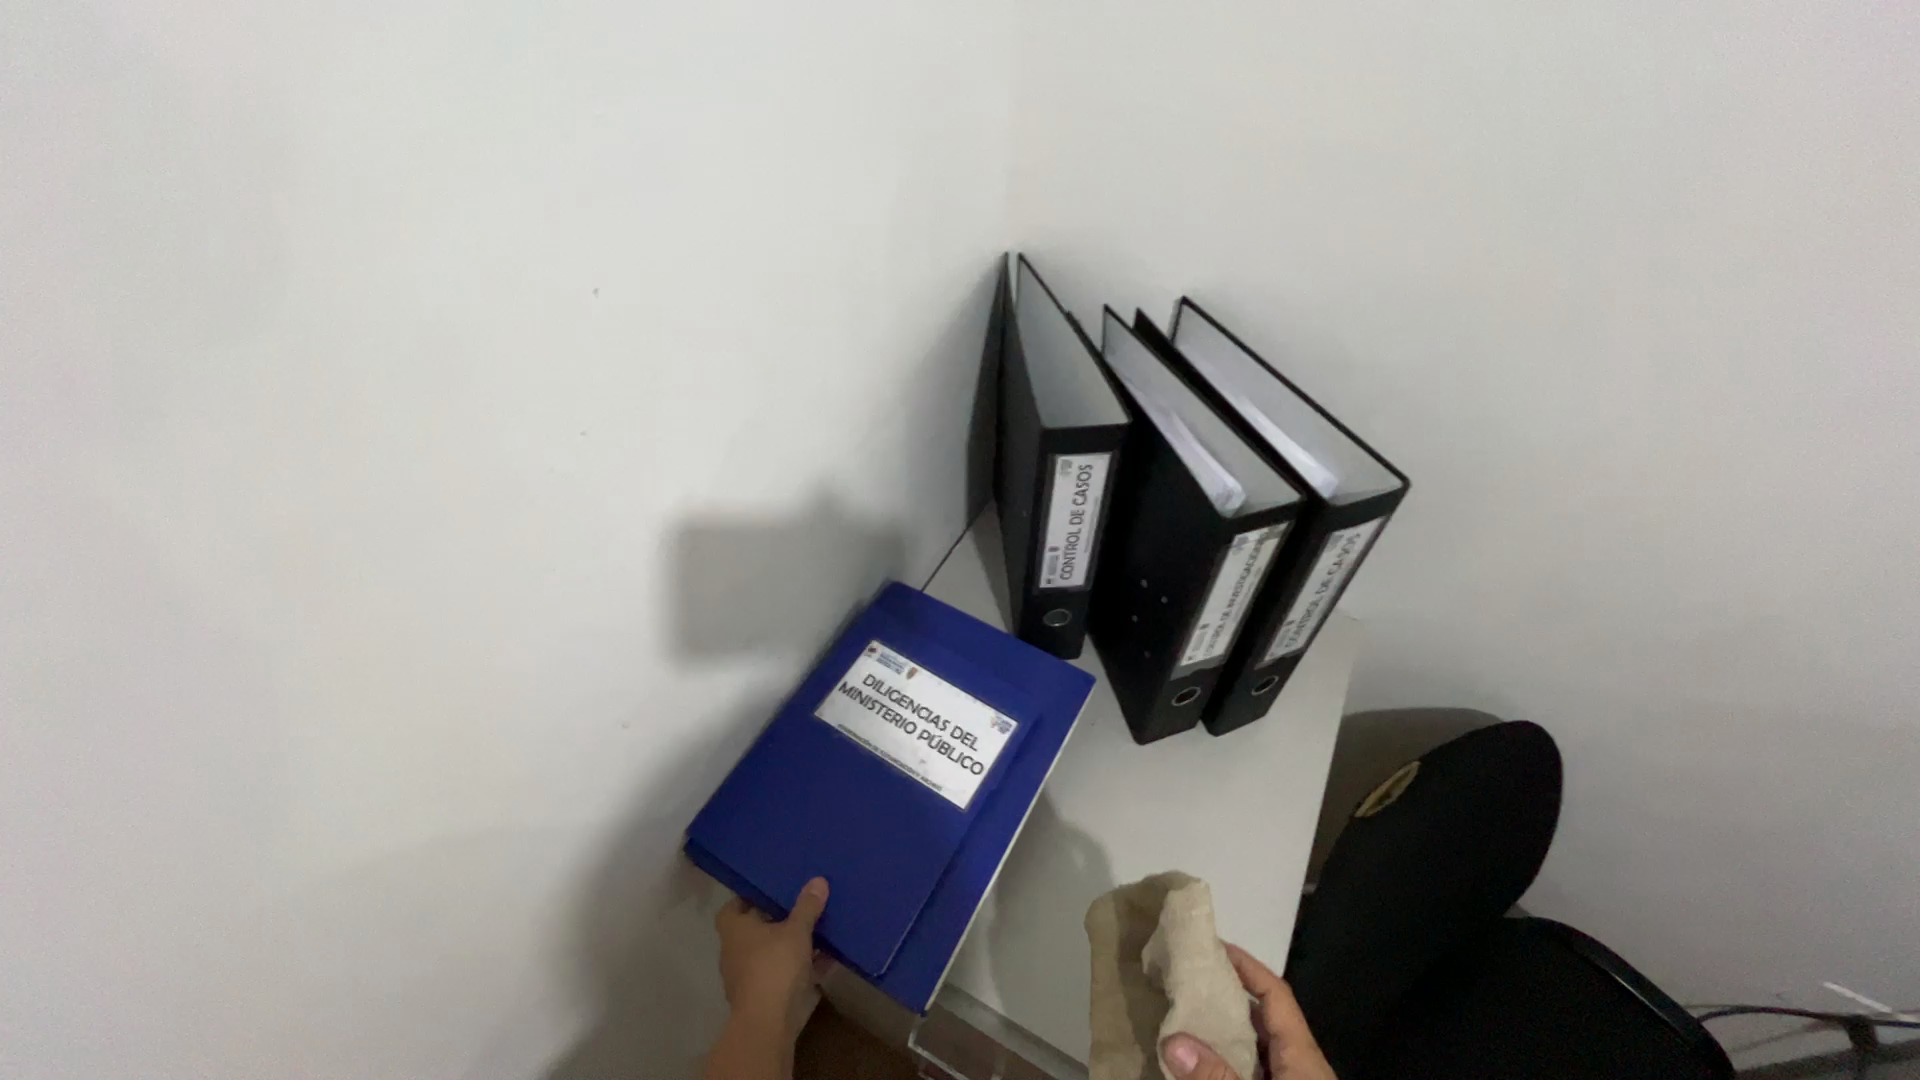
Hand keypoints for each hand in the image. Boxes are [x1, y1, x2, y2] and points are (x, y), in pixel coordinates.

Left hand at [714, 877, 830, 1028]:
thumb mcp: (796, 930)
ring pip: (771, 953)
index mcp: (735, 931)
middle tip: (801, 904)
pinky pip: (785, 974)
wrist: (769, 1024)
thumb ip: (807, 906)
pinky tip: (827, 959)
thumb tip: (818, 880)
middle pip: (755, 930)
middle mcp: (736, 953)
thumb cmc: (774, 966)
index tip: (770, 890)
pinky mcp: (765, 998)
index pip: (732, 909)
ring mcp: (748, 978)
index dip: (748, 898)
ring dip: (791, 945)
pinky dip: (802, 966)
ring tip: (818, 929)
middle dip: (777, 920)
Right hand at [1160, 943, 1336, 1079]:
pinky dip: (1226, 1069)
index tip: (1212, 946)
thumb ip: (1215, 1077)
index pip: (1275, 995)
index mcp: (1303, 1059)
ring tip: (1181, 1022)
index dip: (1247, 966)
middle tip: (1183, 984)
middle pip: (1262, 1023)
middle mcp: (1300, 1071)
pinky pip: (1251, 1078)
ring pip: (1255, 1055)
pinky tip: (1197, 1072)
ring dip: (1222, 1038)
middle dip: (1225, 1001)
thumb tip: (1171, 1038)